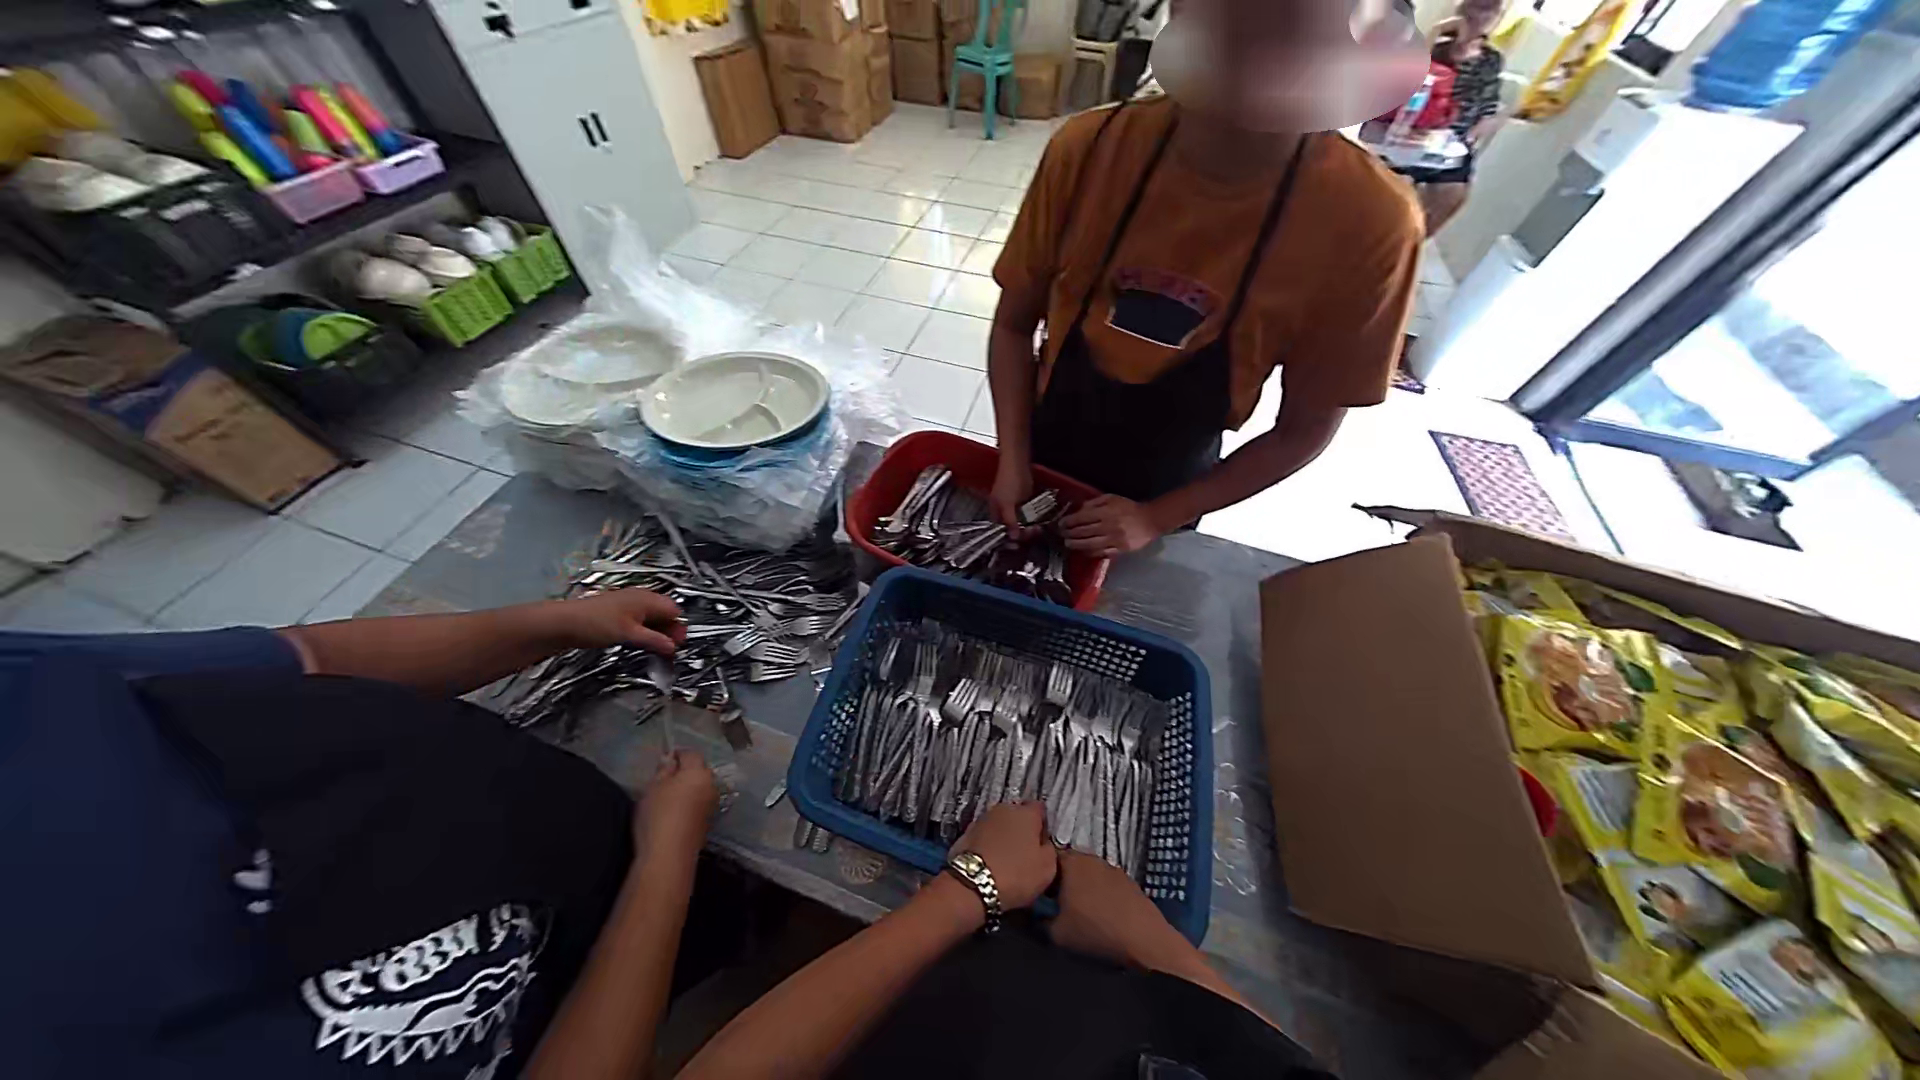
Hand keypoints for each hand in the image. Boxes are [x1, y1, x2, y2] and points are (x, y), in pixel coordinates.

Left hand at [554, 588, 685, 653]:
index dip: (678, 628)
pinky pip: (639, 619)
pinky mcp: (618, 612)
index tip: (677, 645)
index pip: (674, 611)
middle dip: (669, 630)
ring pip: (651, 617)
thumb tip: (673, 648)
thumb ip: (654, 641)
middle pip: (664, 613)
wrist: (563, 622)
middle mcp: (640, 598)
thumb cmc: (598, 624)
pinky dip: (644, 630)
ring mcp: (628, 604)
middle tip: (669, 649)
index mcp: (647, 599)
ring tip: (655, 648)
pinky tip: (639, 641)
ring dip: (657, 632)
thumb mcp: (630, 635)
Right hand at [633, 749, 715, 861]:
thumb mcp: (653, 787)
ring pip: (701, 787)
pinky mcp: (709, 821)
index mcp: (699, 772)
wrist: (669, 854)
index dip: (678, 754)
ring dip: (690, 787)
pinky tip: (677, 812)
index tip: (664, 760)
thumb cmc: (658, 815)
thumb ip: (664, 770)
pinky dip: (691, 802)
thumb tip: (670, 760)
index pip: (691, 754)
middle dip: (685, 771)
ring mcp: (712, 804)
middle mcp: (711, 784)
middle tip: (665, 779)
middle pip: (699, 770)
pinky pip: (700, 803)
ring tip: (669, 796)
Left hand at [953, 801, 1056, 909]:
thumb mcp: (1047, 867)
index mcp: (1026, 813)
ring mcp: (982, 818)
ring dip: (1004, 836)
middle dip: (1022, 829)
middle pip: (1017, 815)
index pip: (1040, 808)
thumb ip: (1049, 848)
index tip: (1042, 843)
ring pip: (1000, 824)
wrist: (973, 883)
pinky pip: (985, 835)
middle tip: (1024, 853)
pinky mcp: (966, 832)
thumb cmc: (1016, 873)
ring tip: (1005, 859)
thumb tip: (1043, 842)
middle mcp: (1003, 808)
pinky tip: (990, 862)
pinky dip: (989, 844)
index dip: (1043, 825)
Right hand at [990, 457, 1034, 536]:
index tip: (1026, 536)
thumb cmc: (1011, 481)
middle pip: (1012, 527)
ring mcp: (1012, 503)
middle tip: (1036, 530)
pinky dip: (1031, 516)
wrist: (1018, 460)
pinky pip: (1026, 512)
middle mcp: (1002, 509)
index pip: (1002, 531)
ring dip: (1028, 525)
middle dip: (1023, 531)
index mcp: (996, 511)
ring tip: (1038, 526)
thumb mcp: (1008, 504)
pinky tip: (1037, 518)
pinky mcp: (1021, 497)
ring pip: (1020, 520)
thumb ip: (1010, 521)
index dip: (1013, 536)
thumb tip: (1013, 538)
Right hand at [1048, 851, 1173, 965]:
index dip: (1038, 875)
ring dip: (1082, 888)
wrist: (1146, 943)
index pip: (1045, 858)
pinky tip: (1103, 917)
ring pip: (1088, 874)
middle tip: (1056, 906)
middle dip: (1061, 882)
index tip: (1036, 894)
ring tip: (1080, 913)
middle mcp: (1090, 858)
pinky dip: (1101, 895)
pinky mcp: (1129, 881)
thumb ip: (1039, 919)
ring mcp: (1112, 868)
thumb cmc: (1096, 932)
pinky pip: (1105, 884)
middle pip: (1067, 865)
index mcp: (1070, 862)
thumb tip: (1032, 913)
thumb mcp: (1056, 933)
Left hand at [1059, 495, 1165, 555]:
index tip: (1061, 523)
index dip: (1069, 521)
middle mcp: (1108, 527)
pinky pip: (1101, 553)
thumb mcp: (1111, 499)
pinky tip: (1083, 551)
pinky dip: (1090, 552)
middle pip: (1084, 532)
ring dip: (1076, 544)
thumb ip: (1095, 503)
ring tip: (1068, 544)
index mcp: (1106, 512)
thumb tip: (1079, 509)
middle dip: (1069, 533)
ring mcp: (1113, 540)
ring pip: (1090, 544)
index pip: (1082, 518)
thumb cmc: (1129, 508)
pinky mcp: (1119, 550)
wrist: (1150, 521)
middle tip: (1061, 534)